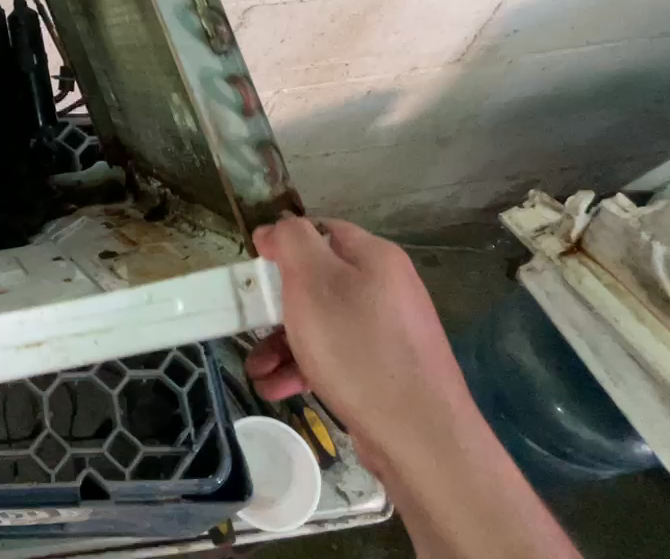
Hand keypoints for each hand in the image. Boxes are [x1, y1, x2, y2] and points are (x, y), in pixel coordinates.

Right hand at [245, 215, 474, 471]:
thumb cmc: (357, 348)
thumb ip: (291, 240)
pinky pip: (335, 357)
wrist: (421, 439)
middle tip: (247, 324)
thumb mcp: (313, 280)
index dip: (282, 245)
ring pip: (321, 323)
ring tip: (257, 371)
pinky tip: (278, 389)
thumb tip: (275, 230)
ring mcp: (388, 333)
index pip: (319, 231)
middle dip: (274, 306)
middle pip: (315, 282)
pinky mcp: (385, 372)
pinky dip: (303, 369)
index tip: (254, 271)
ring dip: (281, 344)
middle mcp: (386, 289)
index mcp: (374, 258)